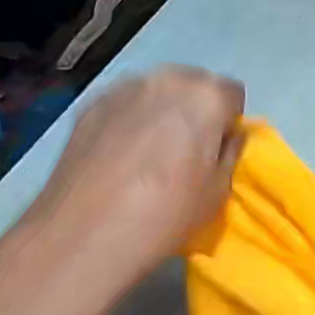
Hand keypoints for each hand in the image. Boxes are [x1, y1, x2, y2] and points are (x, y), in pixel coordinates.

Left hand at [6, 66, 245, 284]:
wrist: (81, 236)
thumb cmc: (163, 216)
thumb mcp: (218, 194)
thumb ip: (230, 154)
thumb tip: (226, 138)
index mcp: (207, 95)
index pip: (233, 94)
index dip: (227, 123)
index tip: (213, 152)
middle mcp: (169, 78)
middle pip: (194, 85)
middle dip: (194, 110)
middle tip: (181, 152)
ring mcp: (127, 86)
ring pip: (157, 90)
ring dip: (160, 110)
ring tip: (144, 153)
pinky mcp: (92, 101)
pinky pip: (124, 103)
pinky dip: (127, 119)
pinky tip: (115, 155)